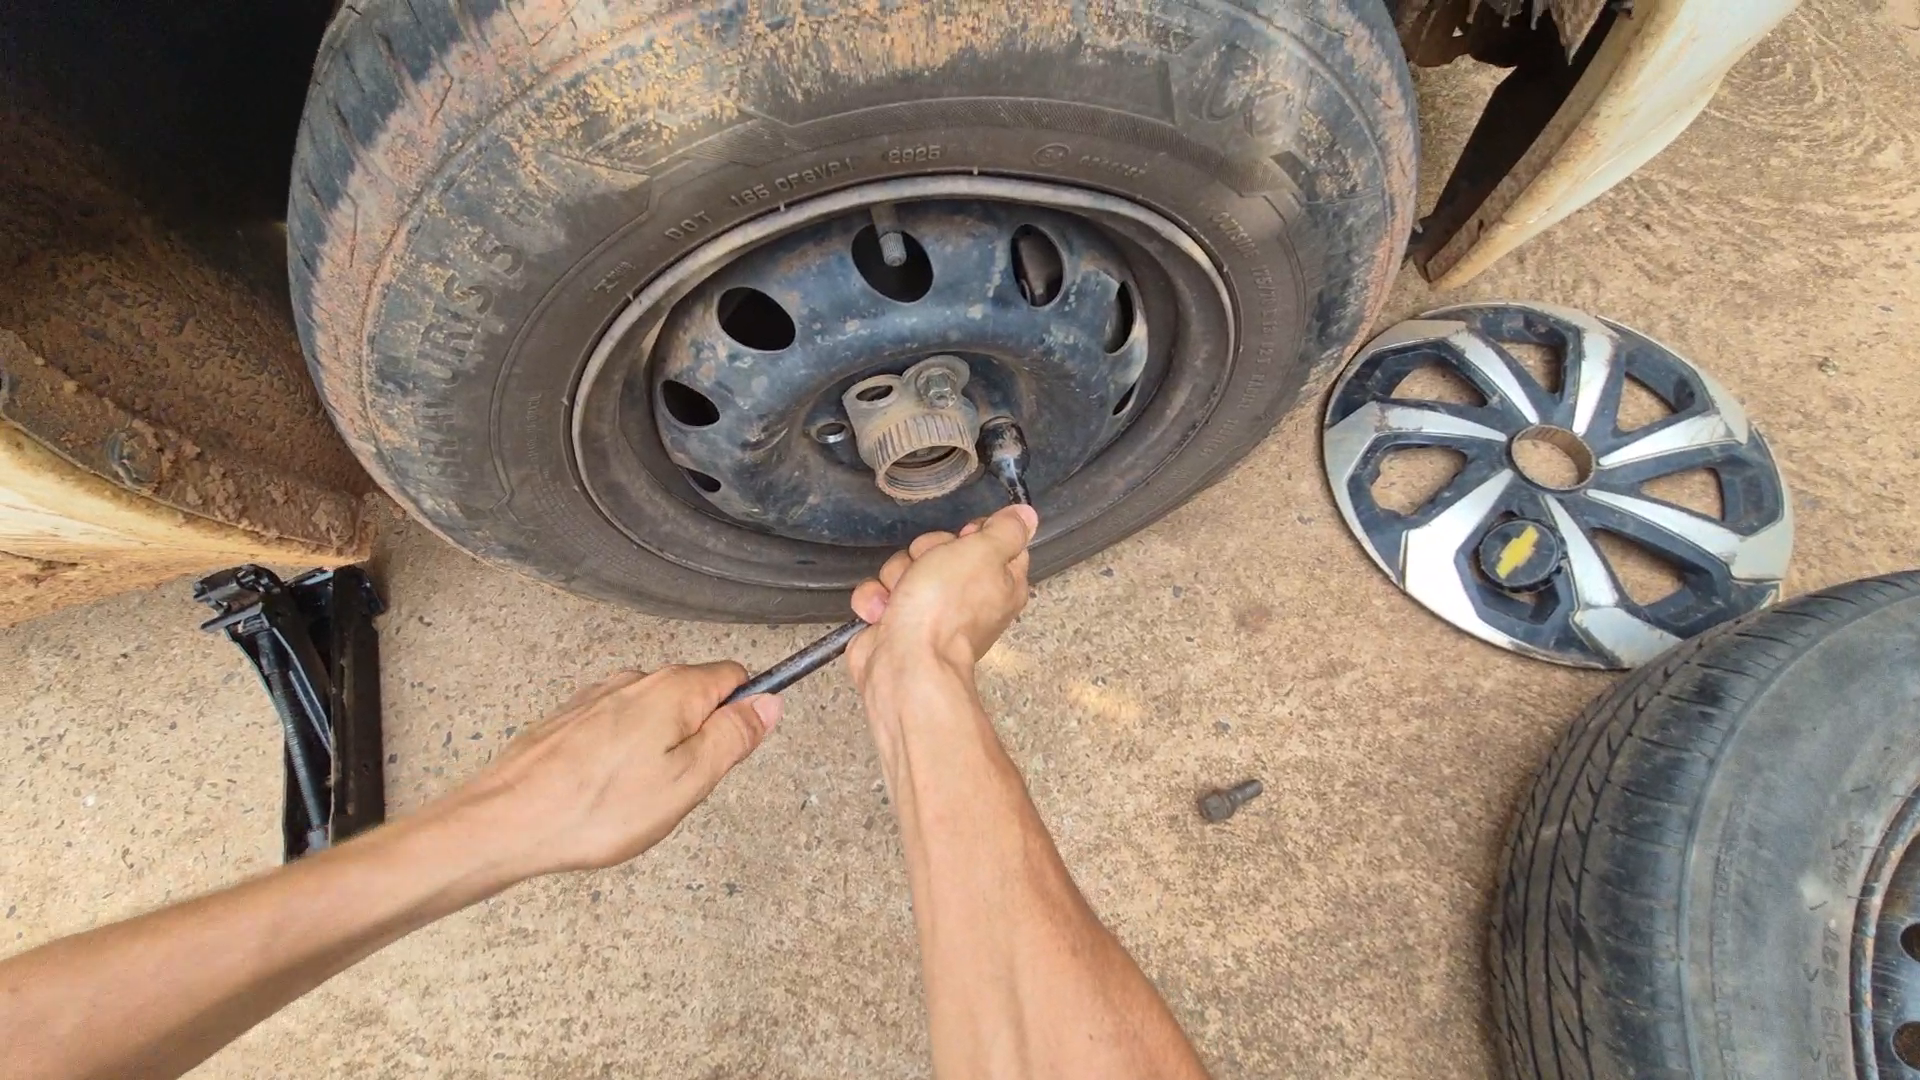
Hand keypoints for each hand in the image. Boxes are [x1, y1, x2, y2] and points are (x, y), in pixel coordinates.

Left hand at [448, 663, 780, 877]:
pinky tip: (604, 789)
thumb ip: (736, 736)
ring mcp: (601, 695)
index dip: (742, 713)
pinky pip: (620, 724)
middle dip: (699, 736)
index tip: (726, 753)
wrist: (501, 823)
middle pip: (696, 696)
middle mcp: (639, 678)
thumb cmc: (597, 809)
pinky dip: (624, 751)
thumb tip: (770, 703)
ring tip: (636, 796)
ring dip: (661, 746)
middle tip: (678, 787)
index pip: (736, 677)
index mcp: (676, 688)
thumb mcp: (690, 781)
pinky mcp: (571, 716)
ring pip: (657, 713)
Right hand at [845, 503, 1039, 690]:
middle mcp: (968, 598)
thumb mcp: (984, 553)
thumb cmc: (945, 609)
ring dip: (896, 576)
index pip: (993, 540)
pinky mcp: (896, 623)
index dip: (973, 534)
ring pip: (906, 567)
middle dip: (927, 552)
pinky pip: (880, 593)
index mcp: (1000, 582)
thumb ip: (1007, 531)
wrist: (905, 664)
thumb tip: (1026, 516)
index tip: (965, 540)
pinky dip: (875, 601)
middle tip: (929, 570)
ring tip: (901, 597)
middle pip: (942, 548)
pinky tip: (881, 613)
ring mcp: (930, 611)